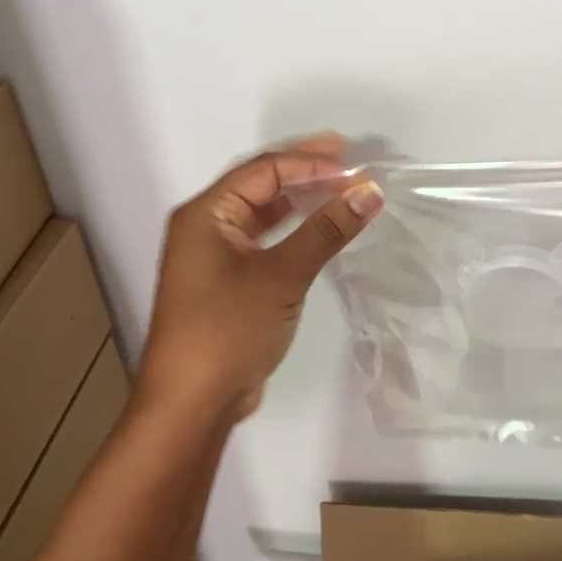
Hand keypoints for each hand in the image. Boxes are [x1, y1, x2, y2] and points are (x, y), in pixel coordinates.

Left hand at [139, 135, 383, 420]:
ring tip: (340, 187)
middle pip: (259, 183)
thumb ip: (326, 230)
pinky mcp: (226, 282)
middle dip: (304, 170)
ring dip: (299, 199)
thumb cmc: (229, 328)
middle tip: (350, 159)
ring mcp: (213, 255)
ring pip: (261, 212)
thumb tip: (369, 192)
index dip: (311, 163)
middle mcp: (204, 226)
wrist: (193, 401)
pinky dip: (291, 230)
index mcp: (206, 213)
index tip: (356, 167)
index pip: (263, 170)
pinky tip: (318, 229)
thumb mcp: (282, 275)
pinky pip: (262, 239)